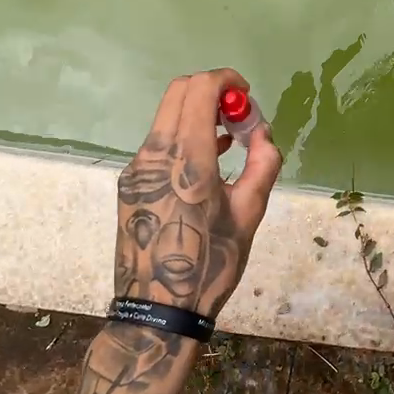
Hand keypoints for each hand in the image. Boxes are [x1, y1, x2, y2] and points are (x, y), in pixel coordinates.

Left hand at [113, 69, 282, 315]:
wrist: (156, 313)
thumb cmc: (211, 263)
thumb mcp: (250, 213)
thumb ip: (263, 163)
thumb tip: (262, 134)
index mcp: (187, 158)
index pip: (200, 90)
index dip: (226, 80)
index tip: (246, 95)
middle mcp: (154, 154)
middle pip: (179, 92)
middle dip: (212, 90)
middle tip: (238, 112)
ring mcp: (137, 169)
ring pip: (167, 115)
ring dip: (198, 111)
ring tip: (229, 139)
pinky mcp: (130, 184)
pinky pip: (159, 140)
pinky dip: (184, 133)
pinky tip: (208, 159)